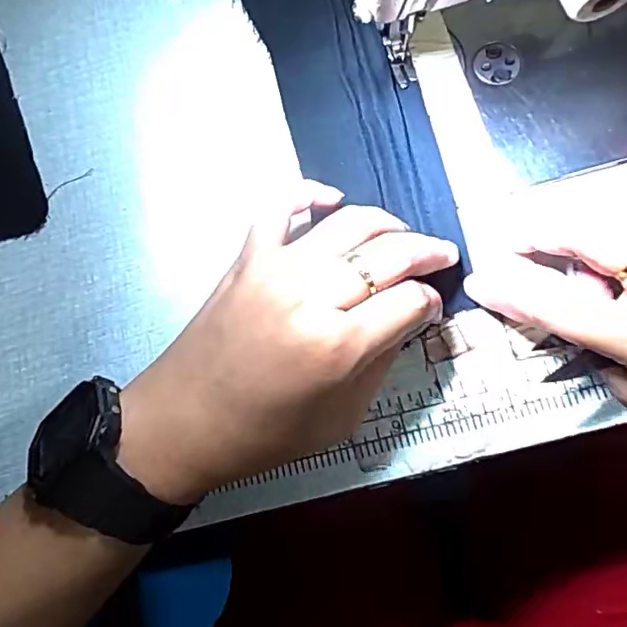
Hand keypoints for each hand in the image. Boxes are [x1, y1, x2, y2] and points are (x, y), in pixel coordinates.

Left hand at [115, 181, 456, 504]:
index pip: (408, 300)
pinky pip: (280, 206)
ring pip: (348, 224)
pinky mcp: (248, 257)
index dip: (429, 300)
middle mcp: (311, 296)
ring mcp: (276, 269)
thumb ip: (382, 361)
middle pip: (388, 254)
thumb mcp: (343, 417)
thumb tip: (411, 316)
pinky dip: (308, 192)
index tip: (431, 305)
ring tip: (403, 234)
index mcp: (338, 345)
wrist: (183, 423)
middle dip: (427, 252)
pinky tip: (332, 197)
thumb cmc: (266, 434)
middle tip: (443, 255)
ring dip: (387, 223)